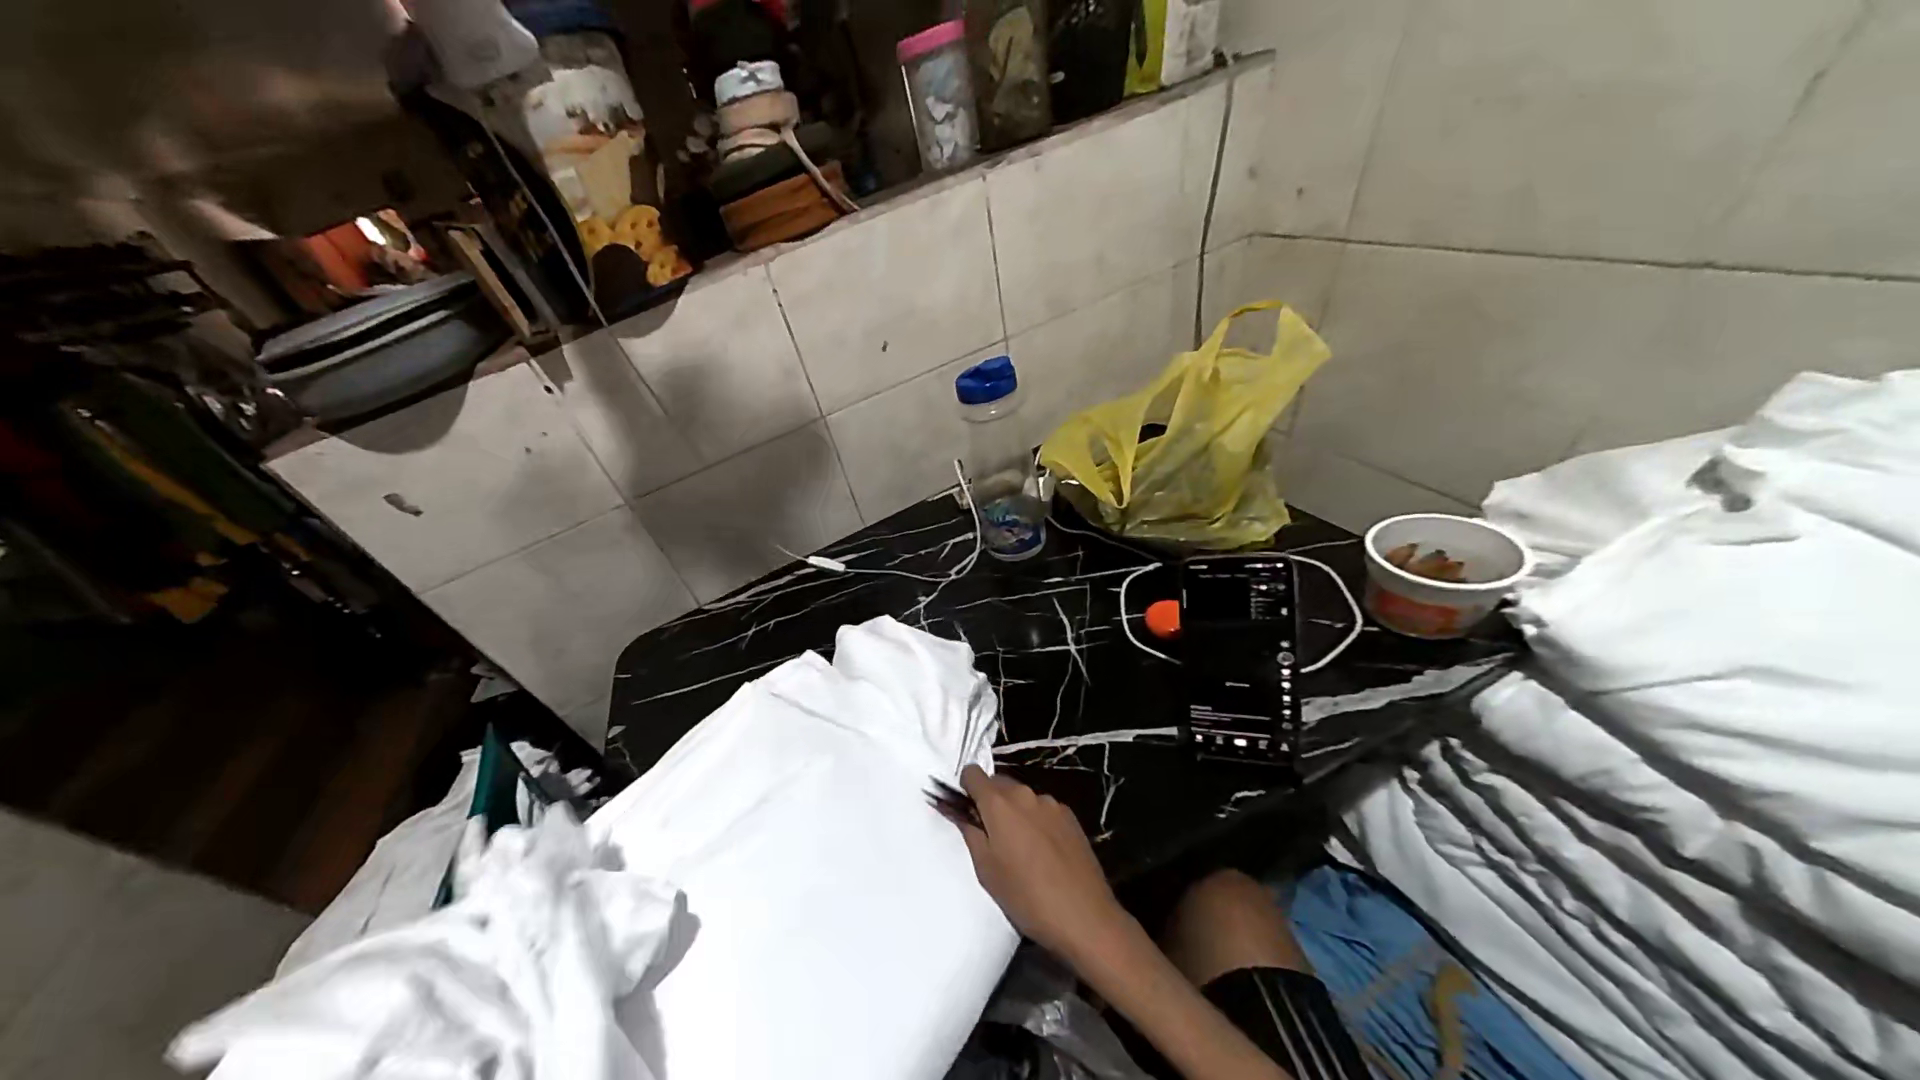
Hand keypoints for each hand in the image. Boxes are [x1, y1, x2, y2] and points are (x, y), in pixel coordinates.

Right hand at [953, 764, 1131, 961]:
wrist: (1084, 916)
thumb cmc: (1026, 896)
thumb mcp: (986, 869)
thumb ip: (969, 831)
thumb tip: (956, 808)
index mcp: (1000, 803)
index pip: (973, 773)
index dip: (965, 788)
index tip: (965, 810)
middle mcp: (1026, 794)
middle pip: (998, 783)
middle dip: (989, 802)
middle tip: (989, 837)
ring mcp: (1052, 804)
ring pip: (1022, 797)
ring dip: (1014, 812)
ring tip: (1019, 850)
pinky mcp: (1071, 817)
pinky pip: (1043, 810)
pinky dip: (1036, 821)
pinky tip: (1043, 853)